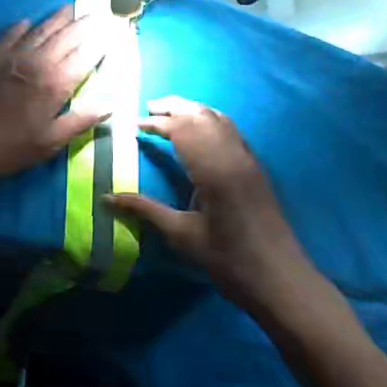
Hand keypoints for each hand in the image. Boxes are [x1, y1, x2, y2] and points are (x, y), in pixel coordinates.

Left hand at [0, 6, 109, 182]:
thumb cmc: (8, 148)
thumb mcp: (49, 143)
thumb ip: (80, 121)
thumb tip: (111, 104)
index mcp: (55, 84)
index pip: (86, 56)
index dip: (102, 41)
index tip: (115, 29)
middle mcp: (36, 63)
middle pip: (66, 37)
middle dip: (84, 24)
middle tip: (98, 12)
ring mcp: (11, 58)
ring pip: (40, 31)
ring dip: (57, 19)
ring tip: (71, 8)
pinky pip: (9, 36)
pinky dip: (21, 27)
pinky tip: (28, 21)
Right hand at [106, 97, 311, 303]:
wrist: (279, 280)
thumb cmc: (227, 260)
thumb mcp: (181, 235)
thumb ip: (145, 210)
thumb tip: (106, 197)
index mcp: (213, 170)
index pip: (182, 131)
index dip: (157, 123)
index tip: (134, 124)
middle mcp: (233, 157)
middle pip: (203, 117)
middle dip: (176, 107)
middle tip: (150, 106)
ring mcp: (249, 161)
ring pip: (221, 121)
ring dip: (195, 111)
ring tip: (172, 110)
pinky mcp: (257, 170)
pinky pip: (233, 133)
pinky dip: (213, 122)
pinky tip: (203, 130)